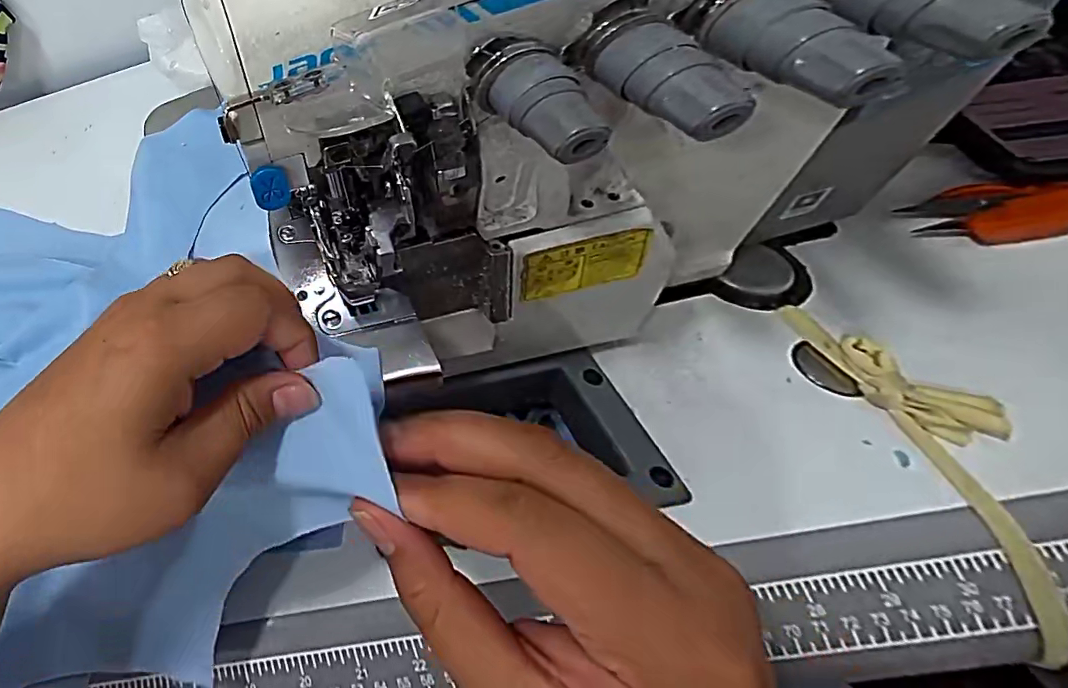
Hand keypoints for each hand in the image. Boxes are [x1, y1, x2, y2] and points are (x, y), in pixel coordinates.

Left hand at [0, 254, 322, 591]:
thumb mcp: (181, 477)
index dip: (293, 334)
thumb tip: (299, 387)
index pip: (253, 302)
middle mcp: (145, 305)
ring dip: (244, 306)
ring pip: (206, 274)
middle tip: (286, 367)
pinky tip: (211, 362)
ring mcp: (123, 309)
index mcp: (164, 338)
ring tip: (254, 366)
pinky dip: (213, 310)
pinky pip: (179, 291)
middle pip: (234, 271)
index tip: (301, 383)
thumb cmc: (89, 496)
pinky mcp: (111, 323)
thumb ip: (245, 419)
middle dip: (276, 309)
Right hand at [350, 412, 769, 687]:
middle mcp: (682, 568)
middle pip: (542, 457)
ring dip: (466, 440)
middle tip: (386, 444)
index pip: (530, 520)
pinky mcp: (656, 531)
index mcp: (662, 629)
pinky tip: (454, 466)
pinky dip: (496, 457)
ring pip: (550, 449)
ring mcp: (675, 542)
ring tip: (408, 452)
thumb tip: (387, 526)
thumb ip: (446, 614)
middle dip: (448, 438)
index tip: (385, 490)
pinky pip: (563, 468)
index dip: (443, 496)